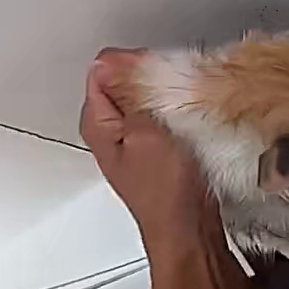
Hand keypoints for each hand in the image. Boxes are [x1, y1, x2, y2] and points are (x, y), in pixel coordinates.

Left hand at [80, 49, 219, 254]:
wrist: (189, 226)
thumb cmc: (165, 191)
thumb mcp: (145, 133)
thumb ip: (128, 96)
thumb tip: (111, 62)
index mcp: (98, 124)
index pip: (102, 71)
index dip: (130, 63)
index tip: (155, 67)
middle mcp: (112, 131)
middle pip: (124, 83)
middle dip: (148, 75)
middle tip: (173, 83)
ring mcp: (136, 139)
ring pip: (146, 98)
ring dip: (165, 93)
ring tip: (183, 100)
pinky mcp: (159, 147)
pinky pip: (163, 114)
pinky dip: (175, 108)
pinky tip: (189, 113)